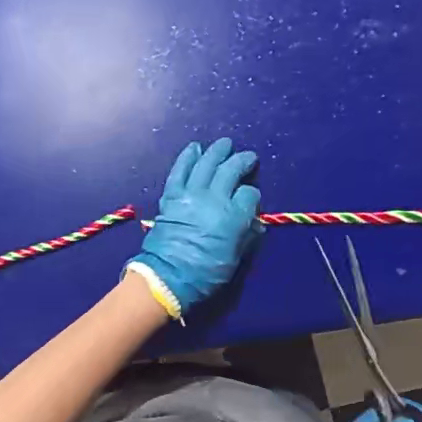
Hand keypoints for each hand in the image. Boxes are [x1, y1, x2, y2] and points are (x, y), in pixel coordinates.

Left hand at [126, 138, 261, 316]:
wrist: (167, 277)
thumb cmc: (204, 275)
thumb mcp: (235, 259)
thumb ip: (246, 237)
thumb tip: (254, 222)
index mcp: (234, 217)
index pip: (249, 194)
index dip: (252, 195)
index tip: (250, 198)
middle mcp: (214, 199)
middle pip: (230, 171)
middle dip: (241, 161)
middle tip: (248, 157)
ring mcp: (191, 195)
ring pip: (206, 164)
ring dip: (217, 152)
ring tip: (224, 144)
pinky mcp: (172, 196)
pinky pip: (180, 171)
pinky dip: (187, 158)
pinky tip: (194, 148)